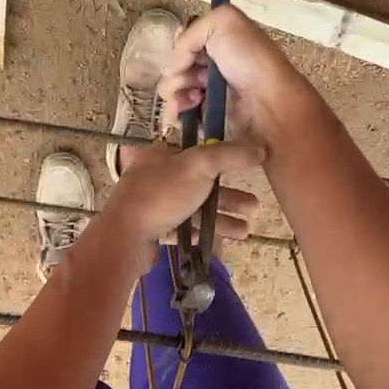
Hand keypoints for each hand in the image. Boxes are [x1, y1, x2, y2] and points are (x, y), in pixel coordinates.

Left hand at [94, 141, 263, 248]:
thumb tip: (262, 148)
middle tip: (255, 208)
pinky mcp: (152, 230)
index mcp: (163, 155)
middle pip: (201, 184)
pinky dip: (203, 233)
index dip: (224, 161)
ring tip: (245, 232)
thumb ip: (231, 155)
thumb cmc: (162, 194)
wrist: (126, 236)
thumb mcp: (200, 165)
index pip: (198, 152)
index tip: (247, 172)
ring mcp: (153, 205)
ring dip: (222, 219)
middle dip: (230, 197)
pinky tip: (220, 241)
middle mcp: (156, 177)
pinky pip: (183, 229)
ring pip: (194, 209)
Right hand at [157, 5, 317, 144]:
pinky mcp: (205, 116)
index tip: (184, 55)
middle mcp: (212, 64)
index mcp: (219, 39)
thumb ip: (189, 35)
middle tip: (192, 78)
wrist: (268, 102)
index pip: (184, 42)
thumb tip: (172, 66)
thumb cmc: (249, 59)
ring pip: (173, 90)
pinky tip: (186, 110)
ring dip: (175, 92)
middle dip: (176, 72)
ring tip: (194, 98)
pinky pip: (179, 112)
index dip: (180, 48)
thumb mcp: (223, 23)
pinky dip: (177, 111)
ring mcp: (207, 91)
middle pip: (175, 66)